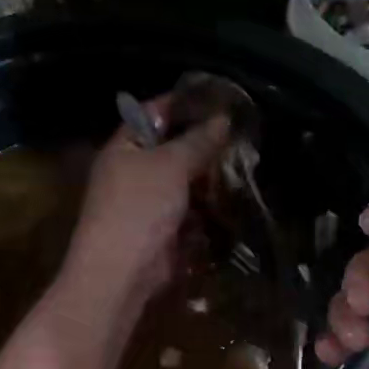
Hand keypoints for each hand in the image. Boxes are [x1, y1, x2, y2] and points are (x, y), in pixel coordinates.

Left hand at [58, 98, 229, 312]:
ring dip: (209, 176)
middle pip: (169, 149)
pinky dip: (207, 206)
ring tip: (248, 162)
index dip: (182, 103)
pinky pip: (188, 210)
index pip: (150, 113)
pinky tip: (234, 196)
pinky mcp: (160, 231)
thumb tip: (222, 118)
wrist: (120, 272)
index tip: (219, 96)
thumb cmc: (138, 208)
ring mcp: (144, 203)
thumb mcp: (170, 165)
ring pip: (182, 181)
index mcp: (121, 149)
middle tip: (244, 132)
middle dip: (203, 143)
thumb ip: (197, 141)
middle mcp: (129, 172)